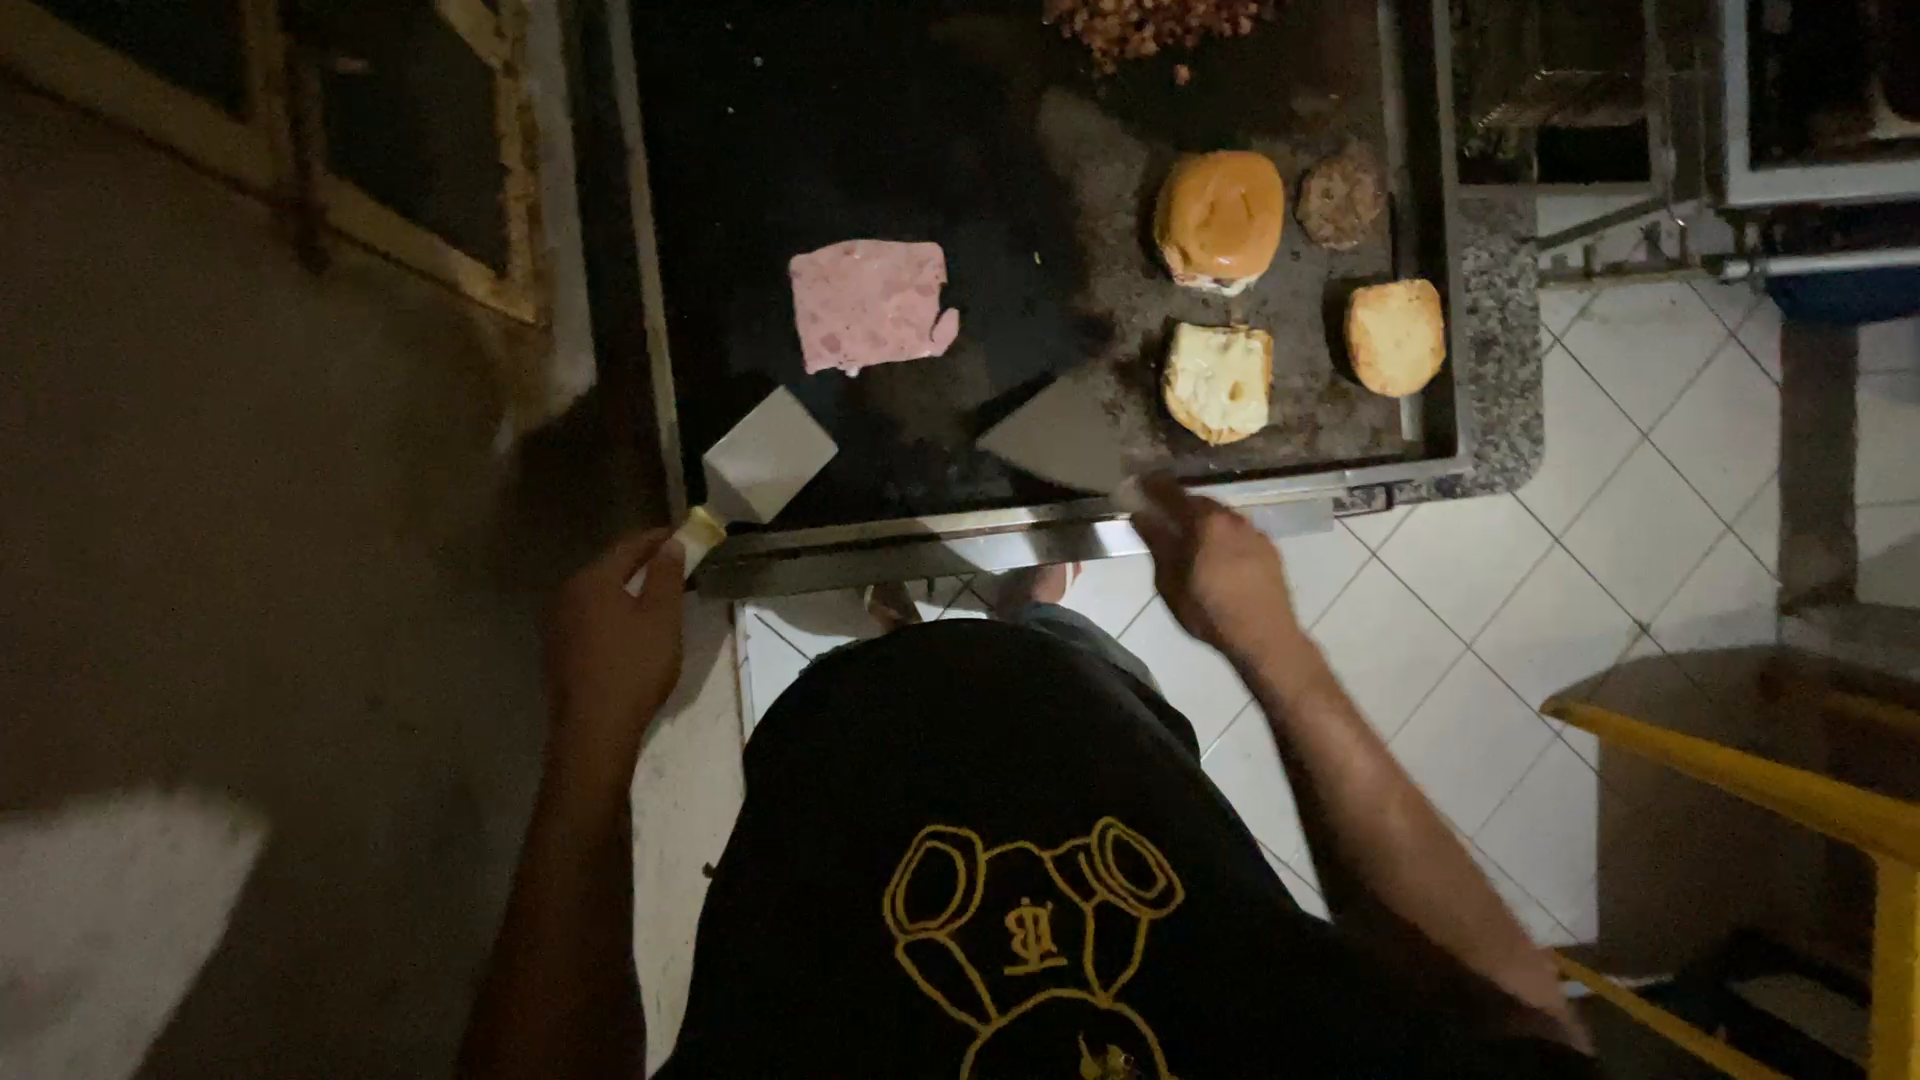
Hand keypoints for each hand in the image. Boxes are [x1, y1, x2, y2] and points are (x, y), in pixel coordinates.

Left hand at [543, 529, 684, 786]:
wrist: (593, 729)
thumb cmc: (634, 667)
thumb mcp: (662, 618)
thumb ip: (666, 576)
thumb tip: (669, 545)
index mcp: (592, 581)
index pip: (629, 546)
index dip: (658, 538)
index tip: (683, 534)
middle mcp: (567, 595)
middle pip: (610, 568)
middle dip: (643, 562)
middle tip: (675, 563)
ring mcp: (558, 625)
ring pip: (599, 594)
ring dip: (628, 589)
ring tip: (658, 594)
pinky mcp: (559, 651)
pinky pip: (591, 617)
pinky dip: (615, 612)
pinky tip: (632, 628)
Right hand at [1126, 473, 1303, 662]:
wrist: (1264, 636)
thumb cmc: (1208, 611)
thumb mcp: (1170, 581)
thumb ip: (1157, 543)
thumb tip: (1141, 516)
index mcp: (1204, 523)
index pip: (1173, 493)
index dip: (1154, 486)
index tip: (1140, 481)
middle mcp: (1231, 519)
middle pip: (1200, 502)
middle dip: (1179, 502)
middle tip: (1161, 511)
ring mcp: (1253, 532)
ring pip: (1221, 516)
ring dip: (1202, 518)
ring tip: (1188, 532)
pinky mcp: (1268, 549)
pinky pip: (1237, 530)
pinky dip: (1221, 532)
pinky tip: (1216, 550)